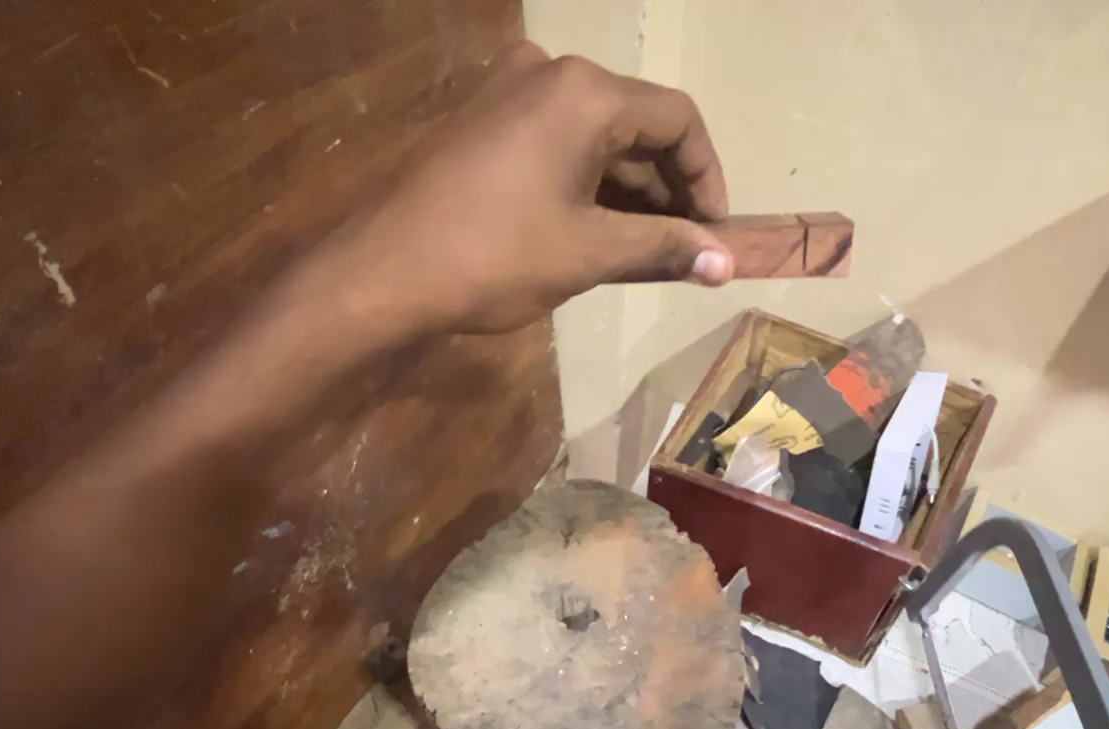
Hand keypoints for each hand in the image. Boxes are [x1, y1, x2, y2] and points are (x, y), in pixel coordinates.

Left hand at [323, 43, 733, 334]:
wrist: (385, 274)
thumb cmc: (495, 258)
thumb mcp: (589, 253)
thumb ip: (663, 248)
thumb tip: (723, 263)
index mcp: (584, 93)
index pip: (677, 120)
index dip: (706, 178)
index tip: (714, 233)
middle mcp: (550, 75)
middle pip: (636, 124)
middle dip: (667, 190)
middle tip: (686, 249)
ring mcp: (510, 94)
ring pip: (596, 139)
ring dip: (629, 192)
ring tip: (649, 251)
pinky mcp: (485, 124)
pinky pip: (558, 146)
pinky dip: (588, 186)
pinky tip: (601, 232)